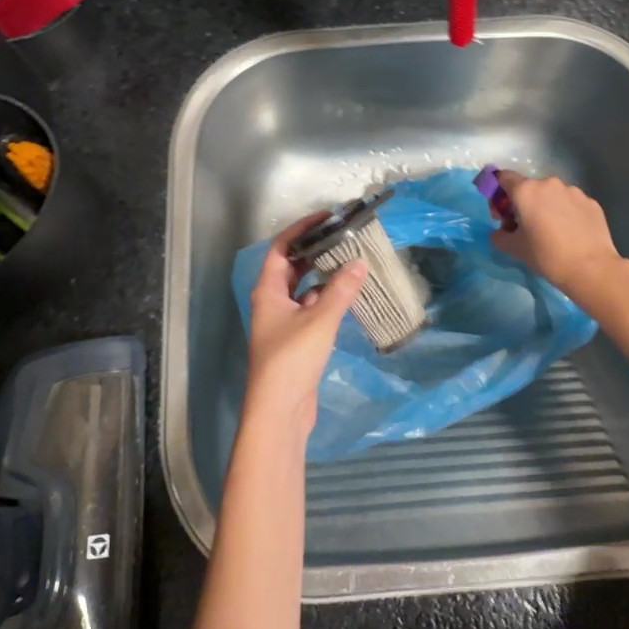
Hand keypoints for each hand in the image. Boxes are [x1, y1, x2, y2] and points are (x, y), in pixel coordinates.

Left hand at [245, 213, 368, 437]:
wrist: (279, 411)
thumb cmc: (292, 359)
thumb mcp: (320, 320)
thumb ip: (341, 290)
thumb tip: (360, 262)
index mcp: (268, 291)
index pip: (282, 248)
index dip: (301, 229)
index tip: (326, 217)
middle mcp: (272, 302)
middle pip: (293, 267)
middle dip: (316, 251)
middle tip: (343, 237)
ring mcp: (283, 323)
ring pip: (304, 290)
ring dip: (324, 277)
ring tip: (351, 261)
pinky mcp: (296, 342)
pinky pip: (312, 310)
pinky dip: (328, 300)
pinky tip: (349, 297)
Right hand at [490, 171, 628, 296]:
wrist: (591, 268)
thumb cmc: (547, 256)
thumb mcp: (514, 249)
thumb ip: (499, 236)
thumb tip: (502, 232)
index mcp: (526, 191)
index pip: (503, 177)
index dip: (498, 194)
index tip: (503, 215)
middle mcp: (549, 184)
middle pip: (529, 188)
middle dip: (523, 204)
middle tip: (526, 228)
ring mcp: (573, 191)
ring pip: (551, 195)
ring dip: (546, 208)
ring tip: (552, 233)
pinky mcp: (591, 202)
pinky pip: (571, 203)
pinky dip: (566, 213)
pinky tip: (570, 234)